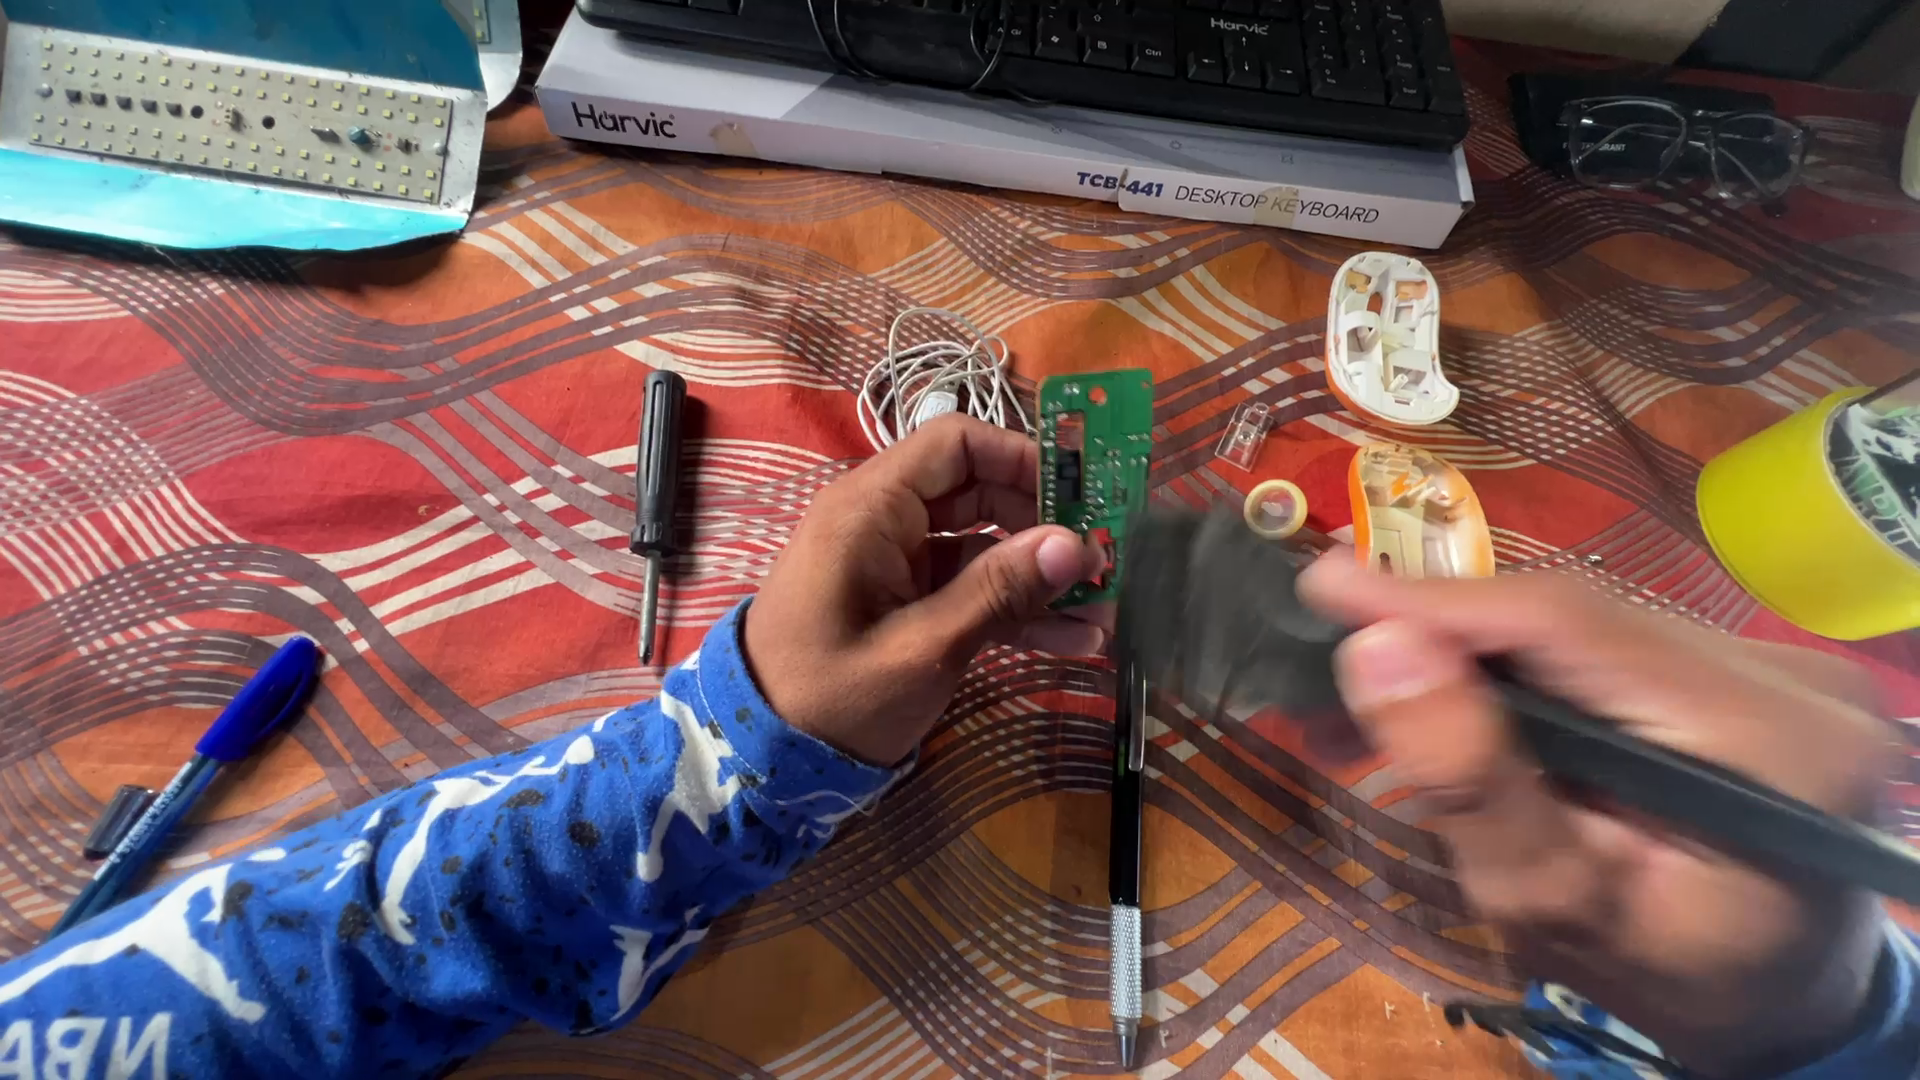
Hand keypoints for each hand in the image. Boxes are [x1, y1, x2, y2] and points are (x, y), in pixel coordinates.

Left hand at [743, 414, 1106, 765]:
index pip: (955, 444)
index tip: (1081, 495)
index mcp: (871, 508)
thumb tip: (1076, 544)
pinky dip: (1014, 610)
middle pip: (980, 493)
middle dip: (1045, 527)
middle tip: (1105, 562)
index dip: (1022, 457)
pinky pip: (969, 589)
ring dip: (1040, 578)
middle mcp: (885, 522)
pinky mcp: (907, 603)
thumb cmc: (830, 698)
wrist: (763, 760)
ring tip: (1103, 613)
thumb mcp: (920, 648)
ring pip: (983, 546)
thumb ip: (997, 592)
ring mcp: (897, 564)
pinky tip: (1072, 641)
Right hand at [1297, 556, 1894, 1078]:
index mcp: (1764, 732)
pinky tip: (1425, 694)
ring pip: (1545, 621)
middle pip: (1549, 615)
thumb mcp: (1542, 893)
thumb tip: (1378, 648)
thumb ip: (1467, 780)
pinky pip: (1561, 639)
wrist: (1755, 986)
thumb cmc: (1653, 967)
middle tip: (1316, 658)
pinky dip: (1479, 664)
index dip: (1427, 598)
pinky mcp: (1705, 661)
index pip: (1559, 621)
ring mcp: (1746, 659)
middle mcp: (1772, 671)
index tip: (1320, 586)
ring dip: (1440, 652)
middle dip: (1420, 633)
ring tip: (1354, 697)